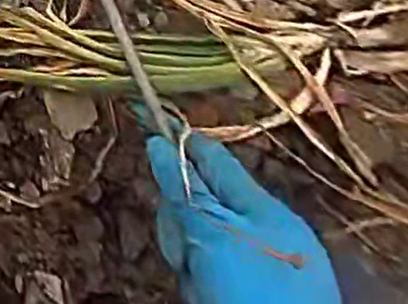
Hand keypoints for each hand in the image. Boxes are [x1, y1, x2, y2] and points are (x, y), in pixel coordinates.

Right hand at [145, 132, 339, 303]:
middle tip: (184, 250)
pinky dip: (199, 282)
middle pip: (200, 199)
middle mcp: (263, 233)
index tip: (143, 120)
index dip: (177, 140)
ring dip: (187, 255)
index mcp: (265, 208)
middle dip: (179, 219)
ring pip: (198, 236)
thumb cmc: (254, 294)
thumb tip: (156, 141)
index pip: (211, 155)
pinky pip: (208, 269)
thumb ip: (183, 189)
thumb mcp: (212, 236)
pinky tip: (205, 298)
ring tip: (199, 283)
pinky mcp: (247, 295)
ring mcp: (258, 267)